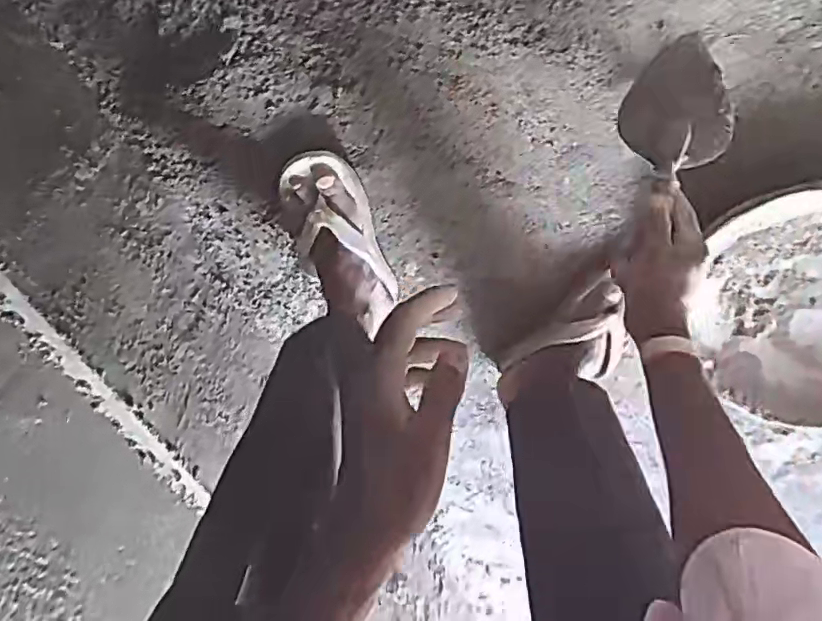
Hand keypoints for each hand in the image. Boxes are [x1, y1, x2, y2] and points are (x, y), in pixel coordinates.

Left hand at [281, 287, 467, 619]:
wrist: (365, 527)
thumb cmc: (399, 486)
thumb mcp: (432, 436)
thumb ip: (444, 390)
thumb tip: (456, 353)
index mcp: (379, 376)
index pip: (402, 322)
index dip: (428, 303)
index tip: (452, 295)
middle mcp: (367, 377)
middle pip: (395, 331)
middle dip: (425, 315)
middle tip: (453, 307)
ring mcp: (366, 394)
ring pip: (395, 353)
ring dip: (424, 343)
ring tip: (456, 349)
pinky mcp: (370, 411)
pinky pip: (394, 372)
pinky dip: (417, 366)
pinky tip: (437, 378)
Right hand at [614, 182, 705, 341]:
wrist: (658, 332)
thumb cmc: (654, 289)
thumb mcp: (652, 249)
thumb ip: (657, 219)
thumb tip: (661, 192)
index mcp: (693, 243)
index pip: (682, 206)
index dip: (668, 191)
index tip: (653, 179)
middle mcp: (694, 254)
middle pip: (675, 222)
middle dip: (658, 210)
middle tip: (639, 199)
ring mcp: (684, 269)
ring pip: (665, 239)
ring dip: (649, 230)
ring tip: (632, 225)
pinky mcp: (672, 281)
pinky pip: (658, 256)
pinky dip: (646, 249)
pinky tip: (631, 252)